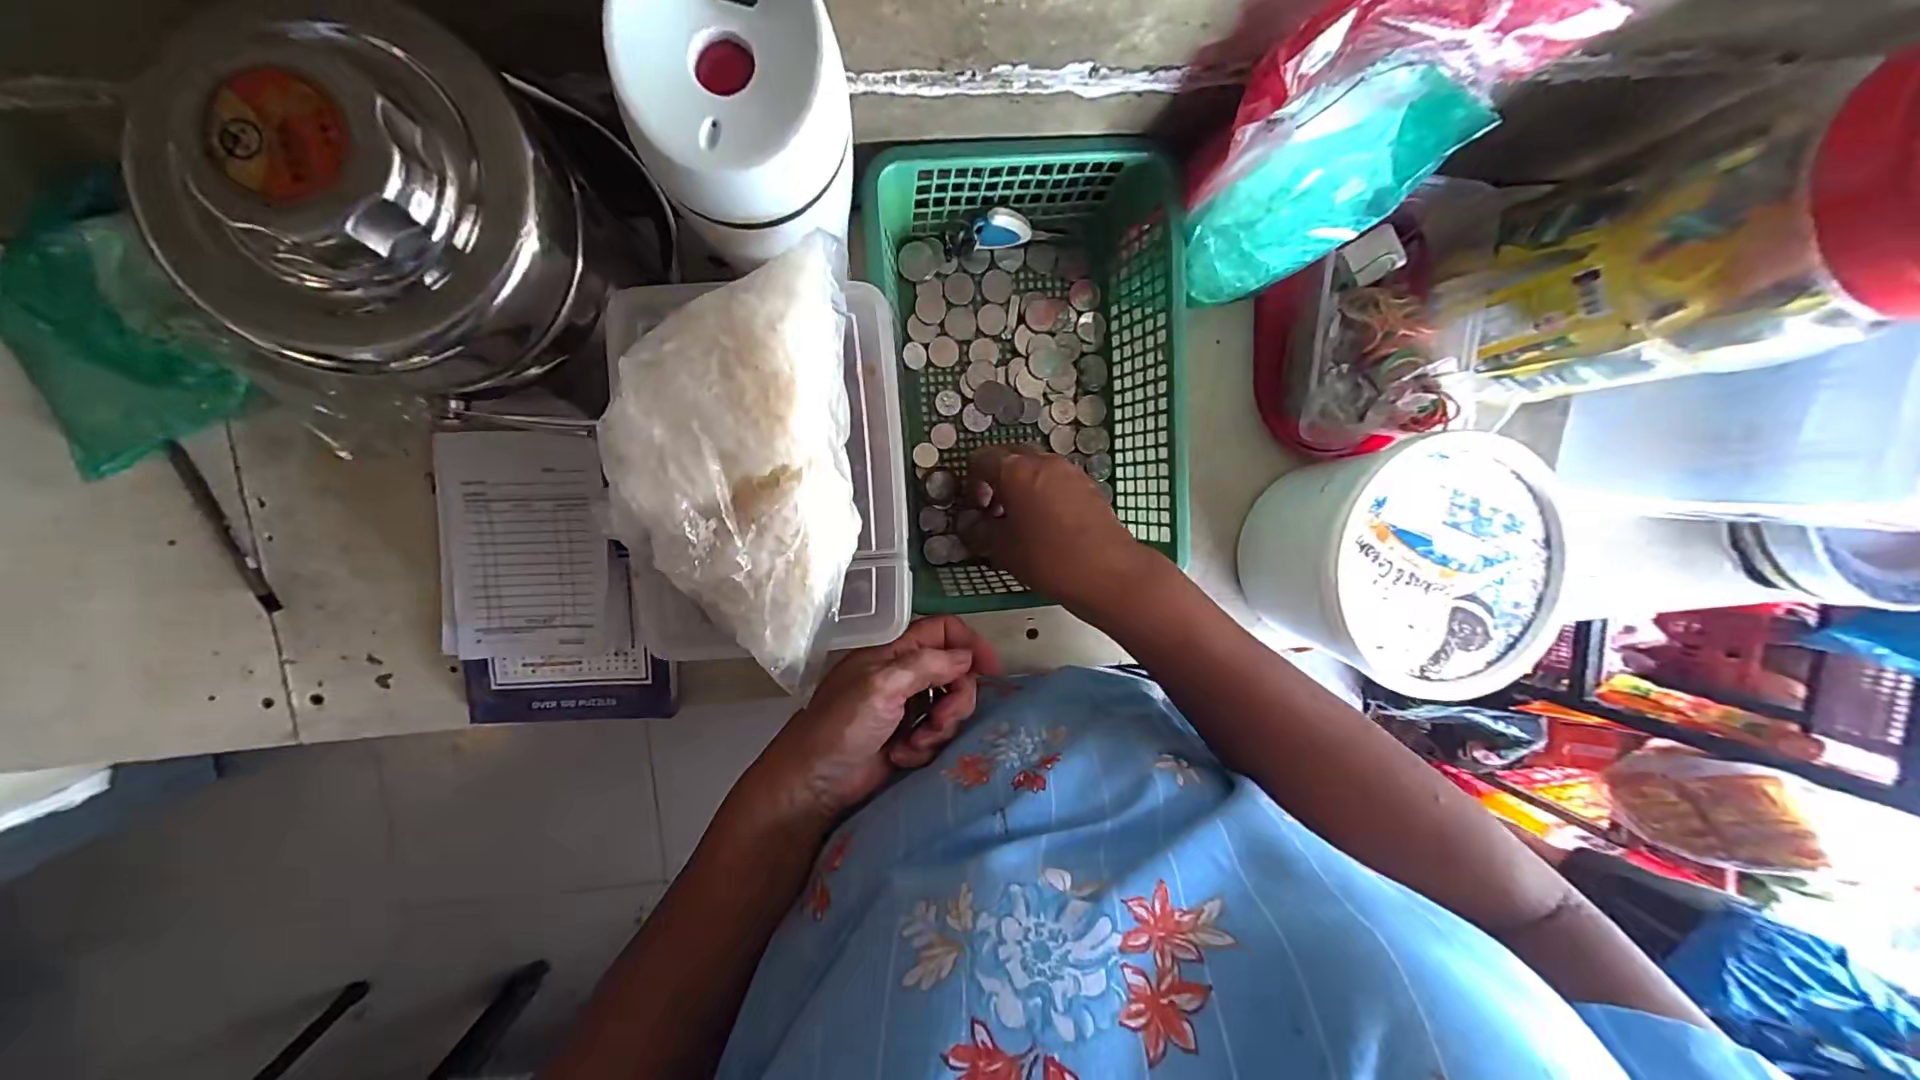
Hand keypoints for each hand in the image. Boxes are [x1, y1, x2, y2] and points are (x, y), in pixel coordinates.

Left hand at [746, 616, 1001, 821]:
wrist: (814, 783)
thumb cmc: (839, 727)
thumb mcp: (881, 686)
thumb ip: (926, 665)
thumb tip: (967, 656)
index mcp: (894, 653)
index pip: (942, 631)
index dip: (969, 644)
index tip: (990, 669)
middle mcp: (904, 676)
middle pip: (955, 673)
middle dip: (956, 699)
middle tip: (940, 720)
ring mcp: (907, 709)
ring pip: (950, 707)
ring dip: (940, 728)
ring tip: (915, 744)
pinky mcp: (909, 739)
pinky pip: (938, 736)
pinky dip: (926, 747)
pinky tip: (903, 757)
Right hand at [960, 445, 1160, 609]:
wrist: (1108, 572)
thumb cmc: (1049, 558)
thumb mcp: (1003, 549)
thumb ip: (980, 531)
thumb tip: (970, 524)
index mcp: (1016, 470)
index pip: (982, 460)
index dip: (971, 484)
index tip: (975, 511)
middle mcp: (1044, 461)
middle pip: (1010, 458)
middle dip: (997, 481)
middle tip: (994, 514)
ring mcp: (1070, 472)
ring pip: (1036, 468)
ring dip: (1021, 487)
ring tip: (1020, 522)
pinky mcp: (1089, 486)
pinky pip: (1056, 481)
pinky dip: (1043, 494)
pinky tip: (1046, 526)